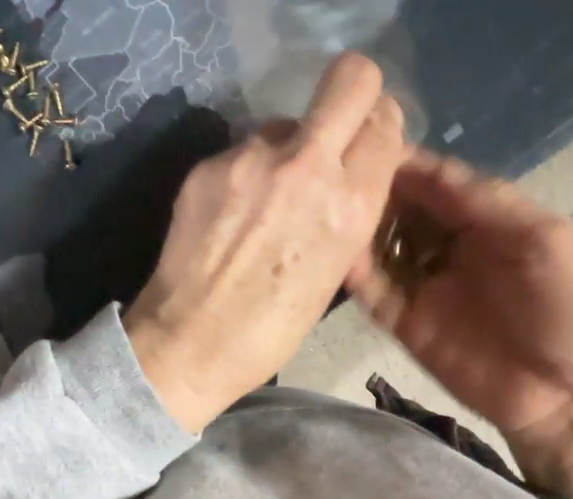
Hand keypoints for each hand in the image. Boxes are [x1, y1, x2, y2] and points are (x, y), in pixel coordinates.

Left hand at [125, 52, 407, 432]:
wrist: (187, 346)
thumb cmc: (267, 333)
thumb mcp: (332, 276)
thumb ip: (349, 213)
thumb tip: (348, 175)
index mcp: (350, 205)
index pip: (384, 120)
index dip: (376, 130)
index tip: (362, 147)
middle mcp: (307, 168)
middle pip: (352, 78)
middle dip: (350, 96)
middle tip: (330, 133)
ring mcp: (252, 160)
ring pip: (286, 123)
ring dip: (284, 151)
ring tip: (263, 204)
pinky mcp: (209, 166)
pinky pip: (242, 149)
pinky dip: (244, 174)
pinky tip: (230, 217)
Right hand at [349, 151, 572, 498]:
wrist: (571, 398)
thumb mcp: (545, 241)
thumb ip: (485, 205)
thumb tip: (424, 172)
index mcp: (496, 222)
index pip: (442, 184)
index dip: (410, 166)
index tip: (370, 145)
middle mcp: (456, 250)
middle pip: (406, 213)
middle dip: (377, 195)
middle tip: (339, 179)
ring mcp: (430, 290)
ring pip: (385, 251)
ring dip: (361, 231)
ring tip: (329, 210)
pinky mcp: (409, 328)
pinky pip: (377, 296)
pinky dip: (356, 277)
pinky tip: (335, 256)